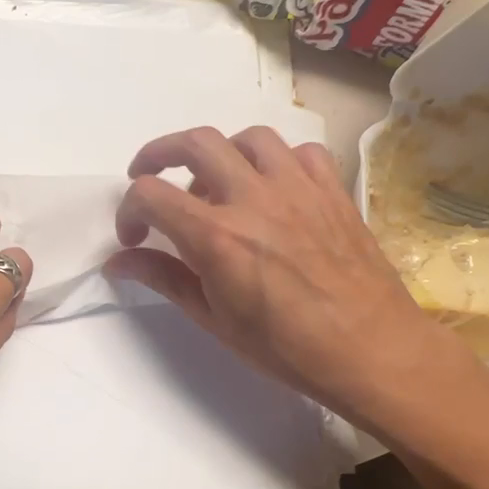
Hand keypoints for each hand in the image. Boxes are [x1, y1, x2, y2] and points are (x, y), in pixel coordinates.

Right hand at [107, 126, 461, 420]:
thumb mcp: (211, 318)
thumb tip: (117, 262)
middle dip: (158, 154)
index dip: (128, 212)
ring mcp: (298, 189)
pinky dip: (275, 161)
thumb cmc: (283, 346)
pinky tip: (270, 189)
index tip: (133, 238)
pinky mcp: (332, 191)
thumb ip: (162, 277)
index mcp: (216, 236)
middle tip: (148, 175)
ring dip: (219, 153)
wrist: (371, 351)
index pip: (150, 195)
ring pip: (248, 138)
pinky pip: (300, 152)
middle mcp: (253, 199)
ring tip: (214, 182)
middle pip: (195, 143)